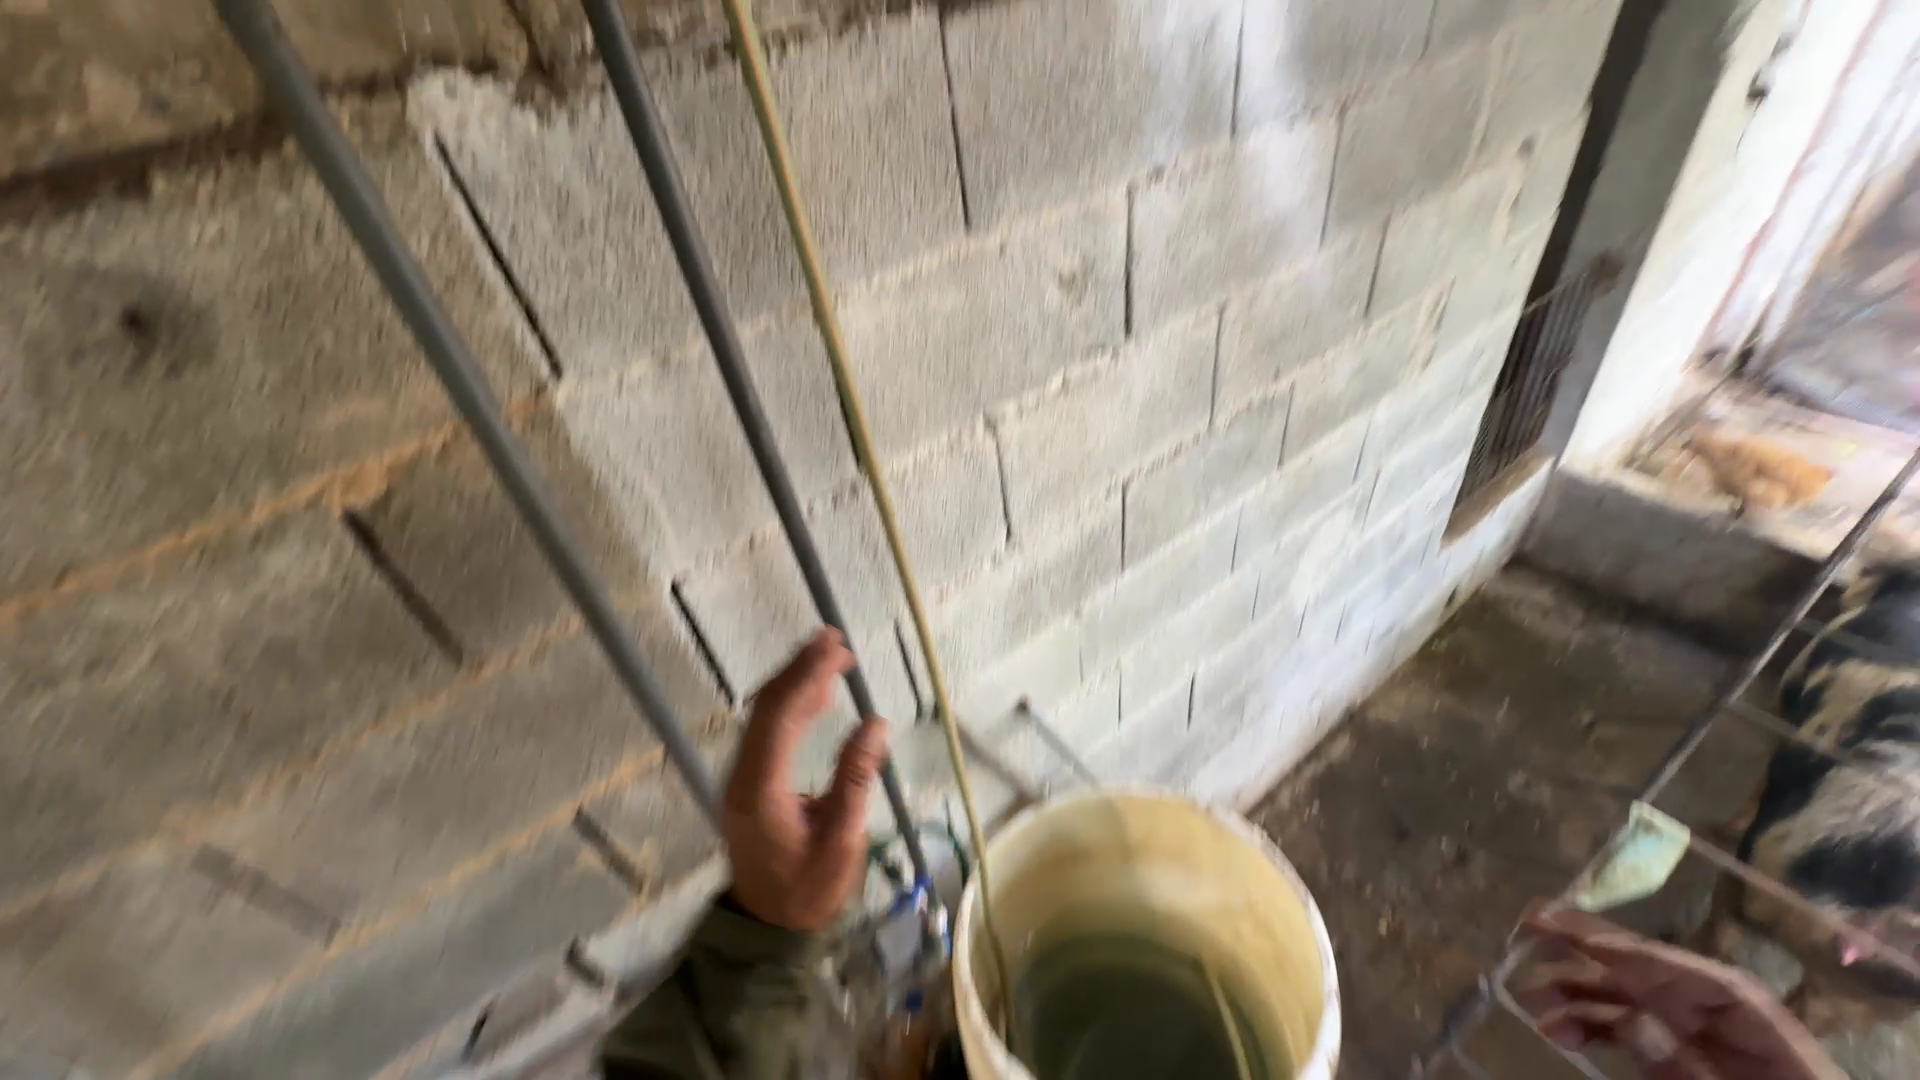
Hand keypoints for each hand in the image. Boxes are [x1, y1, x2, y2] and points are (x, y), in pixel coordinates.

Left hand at [723, 628, 889, 931]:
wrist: (767, 927)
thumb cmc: (808, 891)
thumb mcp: (842, 843)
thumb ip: (856, 780)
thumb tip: (876, 723)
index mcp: (762, 789)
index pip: (779, 717)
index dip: (806, 677)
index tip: (836, 649)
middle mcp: (743, 774)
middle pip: (766, 706)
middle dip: (800, 668)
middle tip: (836, 640)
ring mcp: (742, 776)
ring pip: (764, 713)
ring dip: (796, 680)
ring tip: (832, 655)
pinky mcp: (749, 780)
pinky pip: (767, 729)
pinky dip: (792, 702)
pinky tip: (818, 693)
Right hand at [1513, 904, 1842, 1079]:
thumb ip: (1688, 1065)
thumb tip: (1631, 1019)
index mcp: (1762, 1027)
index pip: (1704, 978)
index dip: (1640, 954)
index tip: (1581, 937)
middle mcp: (1725, 1020)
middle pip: (1656, 975)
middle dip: (1590, 955)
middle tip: (1530, 928)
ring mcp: (1696, 1037)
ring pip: (1629, 999)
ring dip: (1577, 993)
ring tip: (1531, 994)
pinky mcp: (1674, 1056)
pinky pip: (1626, 1029)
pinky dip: (1588, 1024)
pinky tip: (1556, 1029)